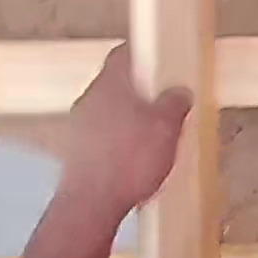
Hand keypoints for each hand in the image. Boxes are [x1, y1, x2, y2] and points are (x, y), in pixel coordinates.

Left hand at [60, 45, 193, 213]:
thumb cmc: (131, 159)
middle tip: (169, 96)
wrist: (93, 204)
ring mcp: (79, 126)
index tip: (162, 55)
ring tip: (160, 128)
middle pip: (118, 83)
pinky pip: (106, 132)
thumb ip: (175, 103)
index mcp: (109, 85)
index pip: (123, 54)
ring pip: (112, 108)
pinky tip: (141, 151)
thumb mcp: (168, 126)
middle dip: (143, 88)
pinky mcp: (78, 151)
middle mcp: (89, 100)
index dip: (144, 52)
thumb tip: (178, 92)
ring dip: (134, 113)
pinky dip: (124, 135)